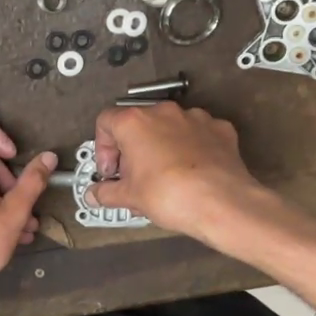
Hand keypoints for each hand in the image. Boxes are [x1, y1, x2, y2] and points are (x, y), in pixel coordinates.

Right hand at [86, 104, 276, 241]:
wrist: (223, 203)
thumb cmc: (169, 195)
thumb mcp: (128, 197)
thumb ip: (105, 192)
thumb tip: (93, 195)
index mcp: (134, 122)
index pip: (105, 122)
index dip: (103, 148)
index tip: (110, 171)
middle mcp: (164, 112)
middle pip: (138, 124)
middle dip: (132, 149)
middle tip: (134, 177)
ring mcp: (195, 118)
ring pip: (169, 127)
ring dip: (161, 146)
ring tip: (164, 176)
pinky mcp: (220, 129)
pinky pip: (198, 134)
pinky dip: (190, 148)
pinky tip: (191, 171)